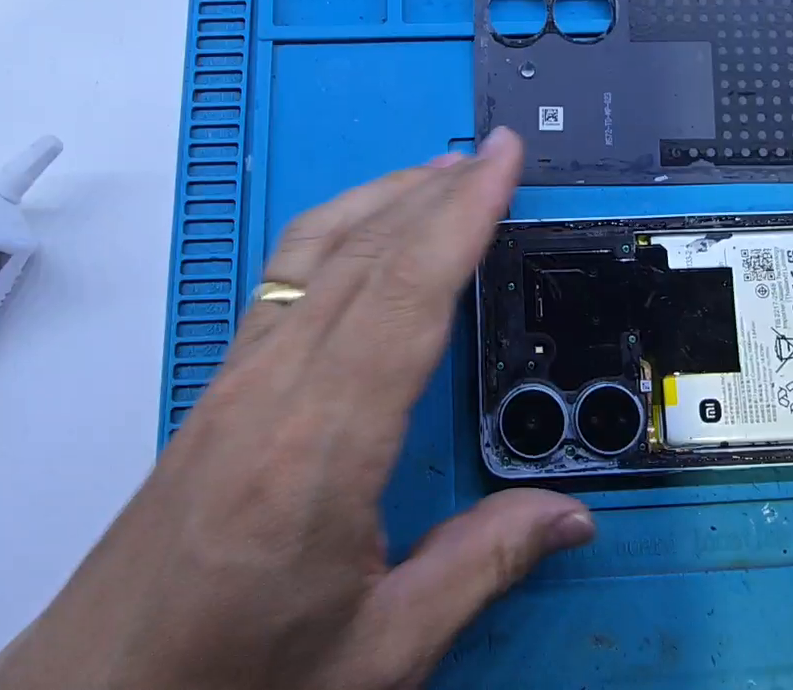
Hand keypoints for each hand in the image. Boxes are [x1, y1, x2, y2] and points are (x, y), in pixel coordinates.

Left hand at [0, 129, 593, 689]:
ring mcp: (242, 376)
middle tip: (491, 155)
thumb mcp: (380, 648)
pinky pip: (286, 275)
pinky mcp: (224, 380)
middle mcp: (276, 388)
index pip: (407, 297)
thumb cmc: (232, 678)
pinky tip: (365, 227)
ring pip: (318, 251)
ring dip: (383, 196)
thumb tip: (568, 518)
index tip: (500, 165)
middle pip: (367, 255)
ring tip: (439, 171)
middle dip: (437, 191)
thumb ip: (482, 566)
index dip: (462, 218)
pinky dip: (336, 228)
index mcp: (324, 449)